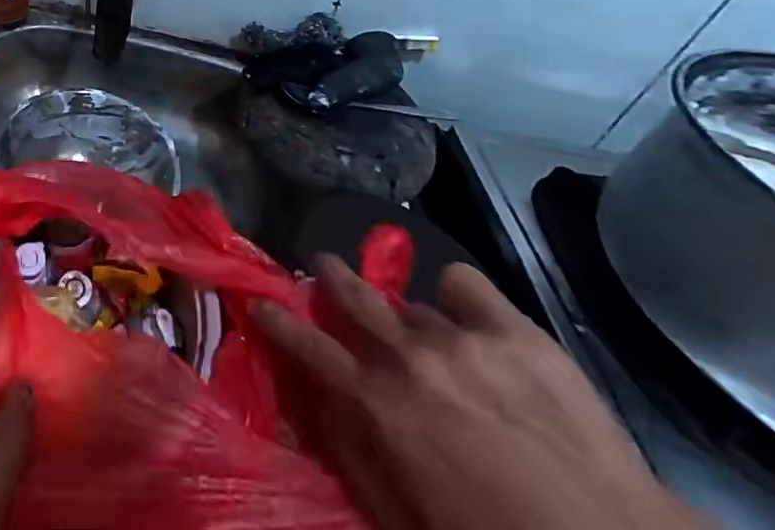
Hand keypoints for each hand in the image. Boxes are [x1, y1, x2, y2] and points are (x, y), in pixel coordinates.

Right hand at [253, 258, 710, 529]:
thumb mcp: (396, 511)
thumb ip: (348, 449)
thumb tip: (312, 401)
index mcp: (375, 403)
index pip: (305, 344)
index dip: (275, 319)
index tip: (259, 302)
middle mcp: (408, 356)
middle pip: (350, 294)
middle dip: (329, 277)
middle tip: (324, 269)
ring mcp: (461, 337)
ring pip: (407, 300)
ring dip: (399, 311)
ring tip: (415, 327)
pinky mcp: (515, 330)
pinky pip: (463, 281)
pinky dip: (455, 294)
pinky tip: (465, 315)